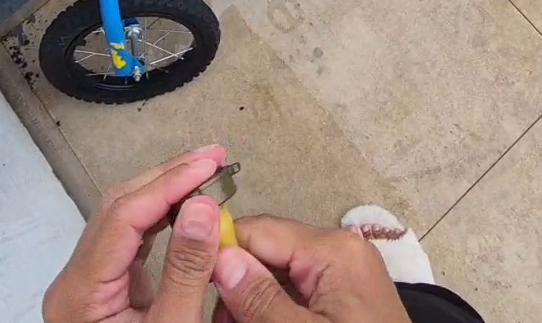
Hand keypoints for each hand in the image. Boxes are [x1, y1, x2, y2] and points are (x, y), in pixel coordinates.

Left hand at [44, 145, 228, 322]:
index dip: (170, 182)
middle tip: (216, 157)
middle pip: (120, 206)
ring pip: (125, 215)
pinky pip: (132, 237)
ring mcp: (88, 283)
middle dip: (170, 175)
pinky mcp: (104, 289)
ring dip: (167, 189)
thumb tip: (203, 203)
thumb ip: (187, 271)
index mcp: (79, 291)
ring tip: (209, 171)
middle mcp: (76, 279)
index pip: (125, 214)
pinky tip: (190, 206)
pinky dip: (163, 215)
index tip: (211, 163)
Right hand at [211, 215, 412, 322]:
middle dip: (238, 287)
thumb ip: (262, 300)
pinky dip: (275, 312)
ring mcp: (345, 273)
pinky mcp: (346, 298)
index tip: (195, 287)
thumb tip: (220, 257)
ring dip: (253, 304)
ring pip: (278, 276)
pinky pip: (298, 293)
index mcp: (333, 249)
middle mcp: (341, 249)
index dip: (223, 255)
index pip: (260, 231)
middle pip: (268, 253)